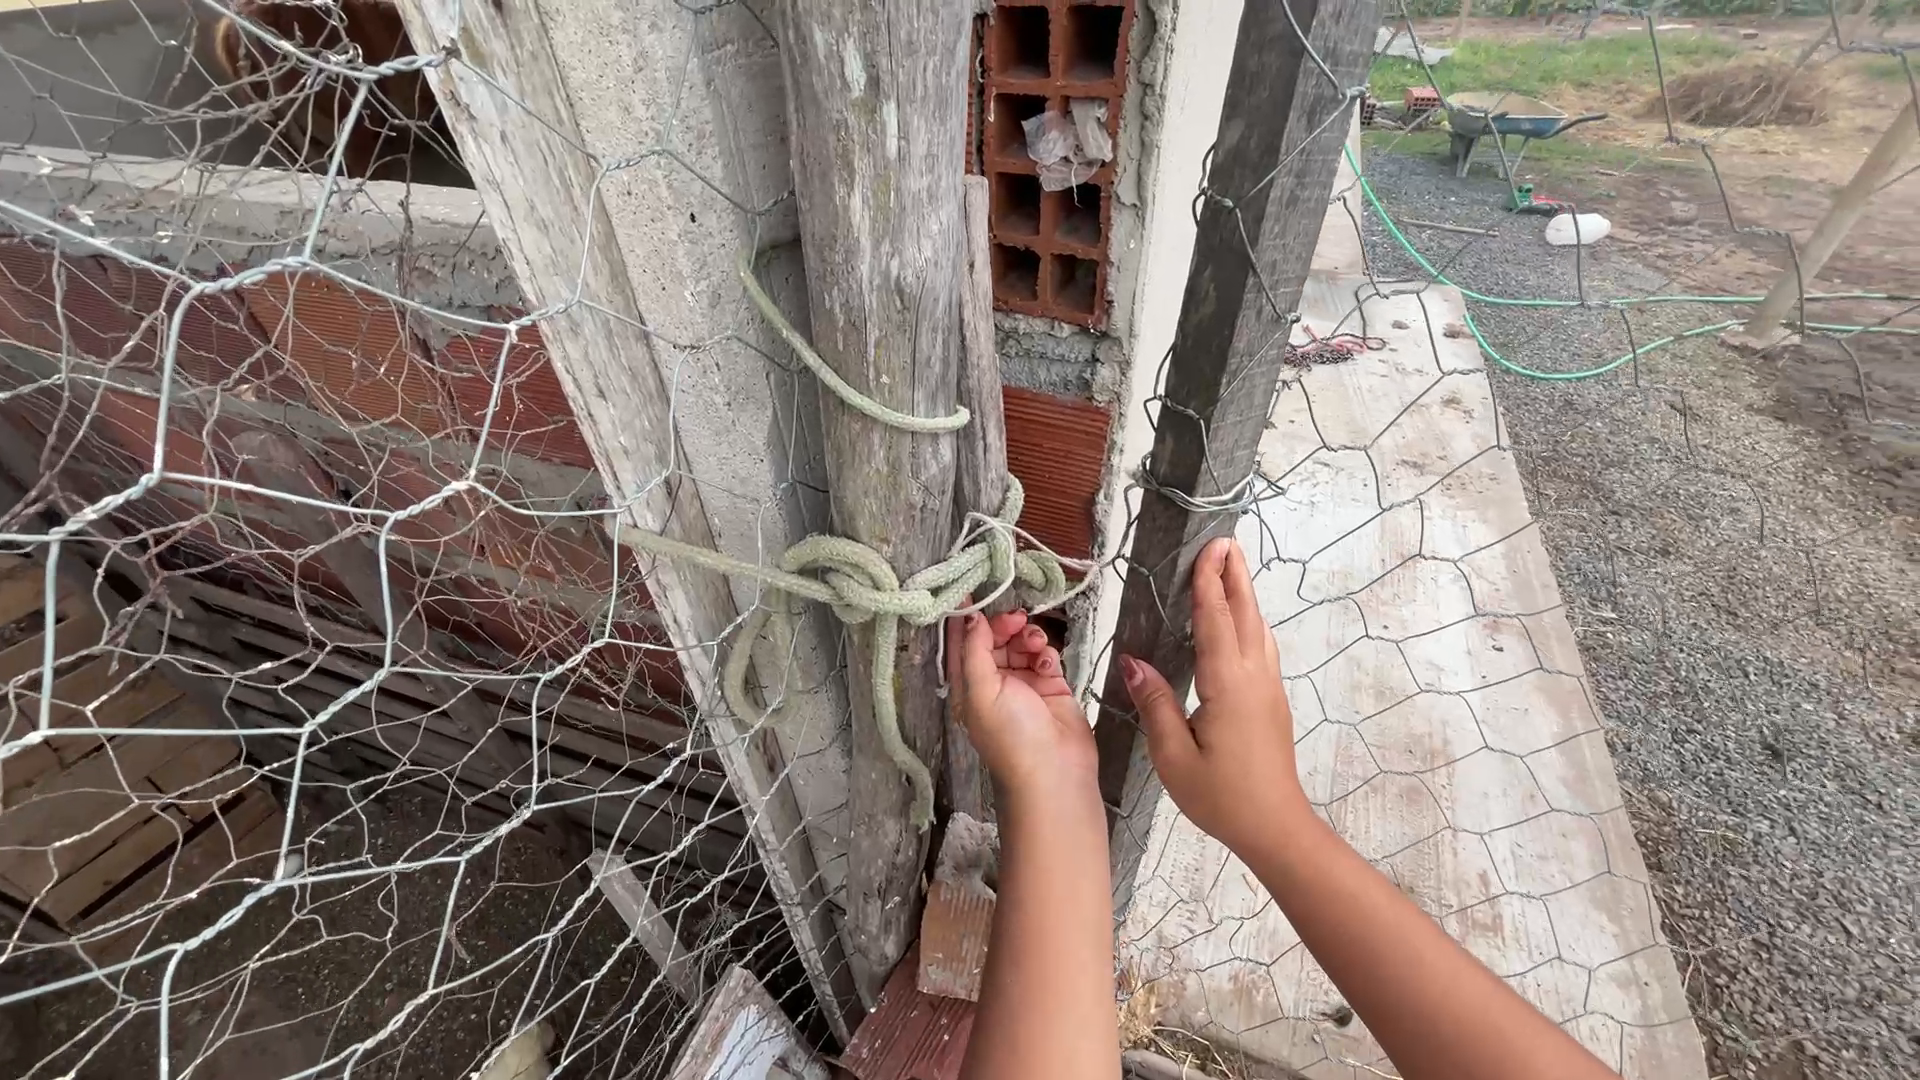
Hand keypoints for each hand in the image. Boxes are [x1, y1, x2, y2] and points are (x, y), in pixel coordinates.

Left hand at [946, 607, 1094, 800]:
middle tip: (1016, 619)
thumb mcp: (981, 691)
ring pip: (1021, 644)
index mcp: (969, 687)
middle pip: (994, 640)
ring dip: (1028, 636)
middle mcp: (994, 683)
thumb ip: (975, 651)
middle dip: (1004, 625)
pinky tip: (1048, 659)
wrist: (1056, 772)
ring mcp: (1024, 684)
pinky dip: (1046, 651)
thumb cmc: (1012, 736)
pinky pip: (1045, 656)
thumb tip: (970, 618)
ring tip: (1035, 642)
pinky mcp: (1051, 685)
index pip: (962, 645)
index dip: (964, 619)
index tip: (969, 591)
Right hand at [1119, 537, 1309, 856]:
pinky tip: (1242, 622)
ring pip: (1259, 629)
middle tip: (1226, 542)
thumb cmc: (1221, 796)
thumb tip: (1134, 661)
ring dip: (1244, 596)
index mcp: (1228, 685)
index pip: (1216, 621)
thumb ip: (1156, 703)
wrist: (1276, 828)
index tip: (1209, 549)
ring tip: (1232, 570)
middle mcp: (1254, 677)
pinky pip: (1261, 647)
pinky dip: (1250, 621)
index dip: (1209, 583)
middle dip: (1234, 577)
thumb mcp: (1173, 755)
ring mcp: (1268, 688)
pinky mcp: (1271, 701)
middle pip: (1246, 615)